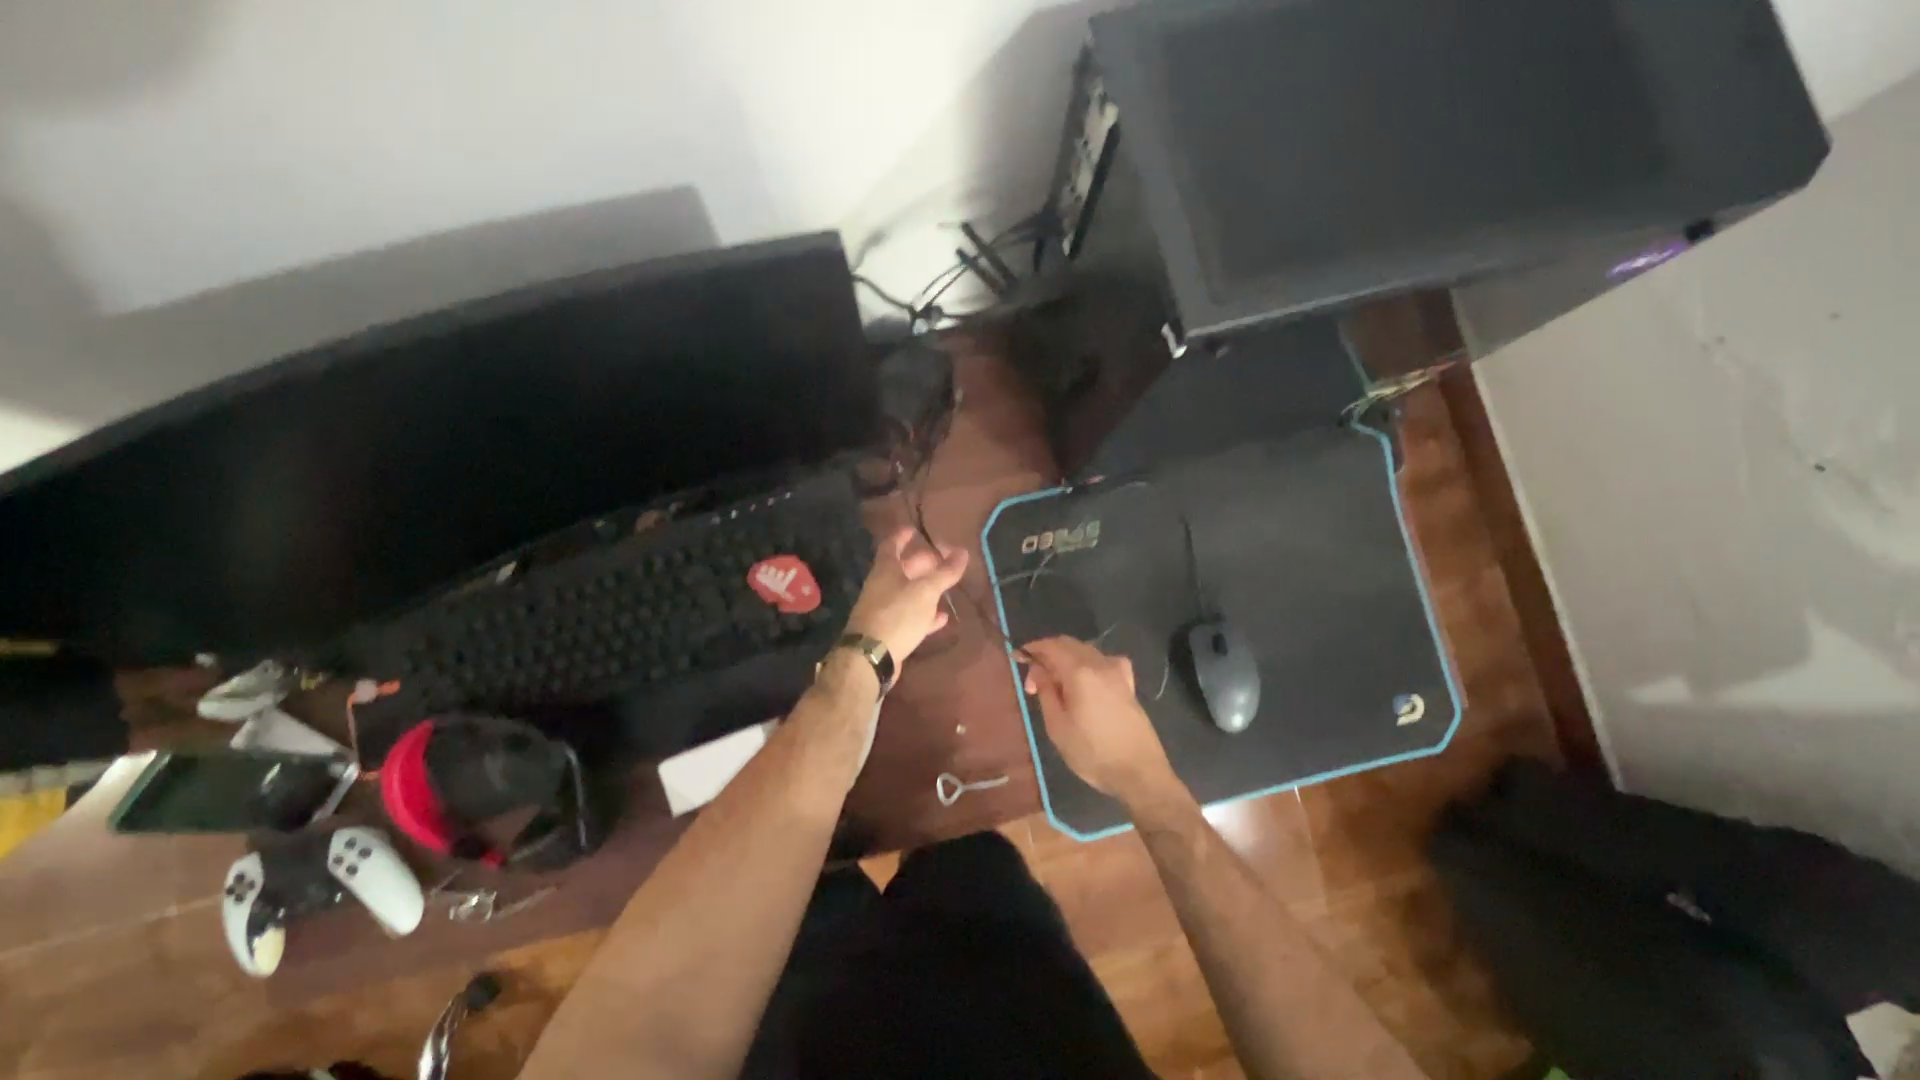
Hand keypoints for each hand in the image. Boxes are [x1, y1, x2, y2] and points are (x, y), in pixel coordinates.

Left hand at [844, 527, 969, 666]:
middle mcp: (881, 587)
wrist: (871, 657)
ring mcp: (883, 610)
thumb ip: (945, 573)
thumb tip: (963, 552)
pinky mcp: (889, 632)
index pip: (891, 545)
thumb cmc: (897, 615)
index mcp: (886, 570)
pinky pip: (909, 618)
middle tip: (940, 560)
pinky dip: (925, 615)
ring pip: (906, 594)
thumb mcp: (925, 591)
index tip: (914, 530)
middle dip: (920, 564)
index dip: (902, 537)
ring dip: (924, 590)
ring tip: (945, 587)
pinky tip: (941, 618)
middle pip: (901, 570)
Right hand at [1022, 637, 1183, 809]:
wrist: (1138, 772)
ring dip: (1067, 659)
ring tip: (1057, 685)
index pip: (1052, 646)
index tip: (1018, 658)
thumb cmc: (1091, 753)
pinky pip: (1105, 662)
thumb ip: (1046, 691)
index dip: (1033, 649)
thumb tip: (1038, 669)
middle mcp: (1101, 664)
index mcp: (1080, 672)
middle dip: (1049, 655)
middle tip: (1034, 681)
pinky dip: (1089, 664)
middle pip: (1070, 644)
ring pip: (1087, 651)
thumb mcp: (1057, 726)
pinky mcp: (1129, 684)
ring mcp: (1119, 673)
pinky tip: (1086, 682)